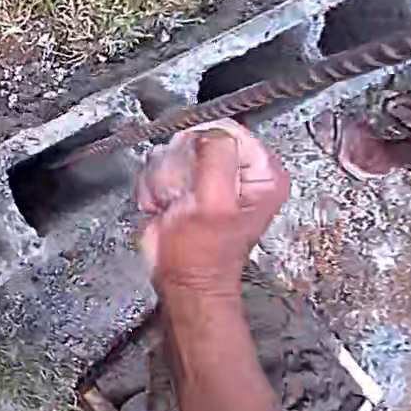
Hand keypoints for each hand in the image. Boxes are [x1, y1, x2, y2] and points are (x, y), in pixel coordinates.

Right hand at [135, 120, 289, 297]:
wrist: (180, 280)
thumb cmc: (203, 256)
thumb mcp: (215, 205)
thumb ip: (216, 160)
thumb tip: (206, 132)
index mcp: (259, 173)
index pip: (227, 131)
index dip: (202, 147)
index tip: (194, 174)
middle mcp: (233, 171)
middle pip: (192, 139)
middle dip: (177, 168)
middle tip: (182, 196)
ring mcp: (203, 176)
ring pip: (167, 152)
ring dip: (161, 181)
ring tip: (172, 205)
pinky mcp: (178, 184)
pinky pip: (153, 168)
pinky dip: (151, 189)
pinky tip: (162, 207)